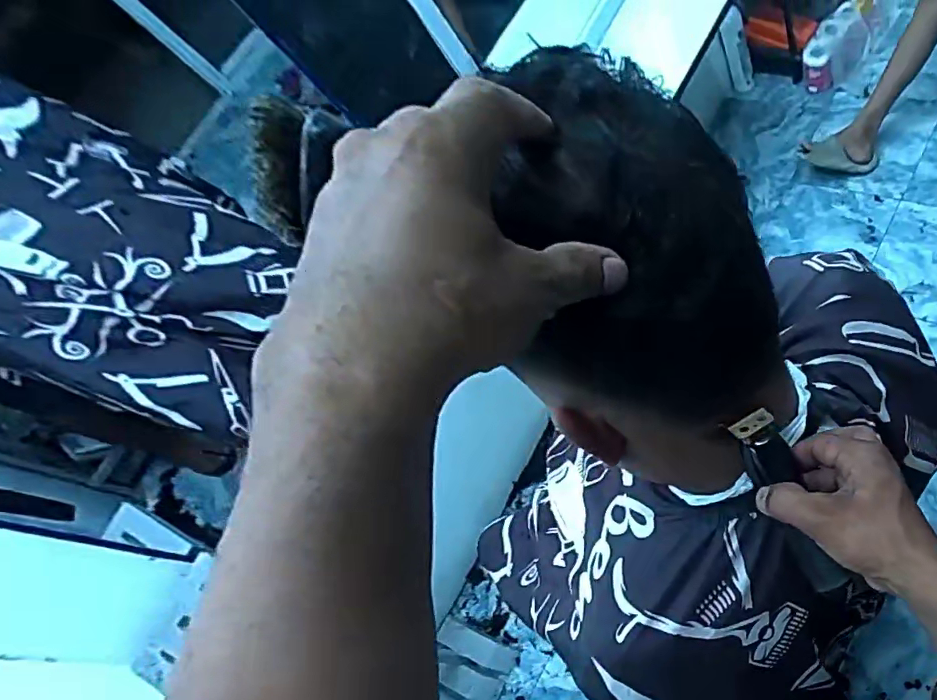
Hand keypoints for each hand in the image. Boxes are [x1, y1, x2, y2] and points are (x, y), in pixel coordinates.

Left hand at [259, 76, 627, 418]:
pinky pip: (371, 196)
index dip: (521, 113)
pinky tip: (420, 250)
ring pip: (395, 157)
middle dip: (472, 141)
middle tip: (503, 176)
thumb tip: (616, 267)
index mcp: (439, 150)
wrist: (358, 361)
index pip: (484, 101)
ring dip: (431, 174)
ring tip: (461, 213)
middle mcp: (381, 149)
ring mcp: (341, 183)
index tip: (542, 134)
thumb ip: (575, 270)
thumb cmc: (453, 308)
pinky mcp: (321, 222)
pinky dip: (401, 207)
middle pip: (433, 122)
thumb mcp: (530, 291)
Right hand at [755, 425, 936, 594]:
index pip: (819, 441)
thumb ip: (786, 502)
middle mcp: (873, 460)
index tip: (774, 478)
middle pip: (833, 450)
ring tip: (795, 503)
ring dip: (819, 483)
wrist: (911, 568)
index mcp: (863, 453)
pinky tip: (815, 515)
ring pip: (841, 471)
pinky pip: (849, 488)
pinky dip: (831, 496)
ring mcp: (878, 481)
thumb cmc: (869, 537)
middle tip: (789, 486)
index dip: (794, 457)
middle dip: (809, 466)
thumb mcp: (820, 519)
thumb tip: (762, 494)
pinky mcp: (879, 502)